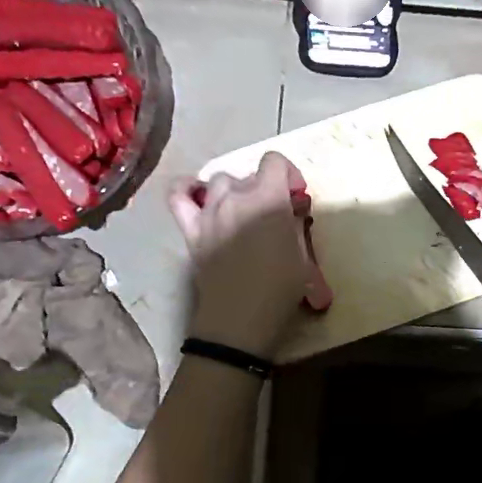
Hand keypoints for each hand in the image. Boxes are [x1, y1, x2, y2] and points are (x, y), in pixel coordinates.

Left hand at [168, 151, 310, 358]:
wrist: (238, 320)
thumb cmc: (279, 292)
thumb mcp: (302, 258)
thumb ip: (294, 226)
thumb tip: (290, 211)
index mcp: (267, 200)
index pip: (275, 162)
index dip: (288, 174)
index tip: (295, 197)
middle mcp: (236, 198)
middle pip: (249, 175)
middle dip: (264, 189)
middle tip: (272, 216)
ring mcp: (209, 212)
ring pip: (219, 181)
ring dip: (233, 191)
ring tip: (241, 213)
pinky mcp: (191, 230)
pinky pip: (178, 197)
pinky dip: (187, 190)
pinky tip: (197, 196)